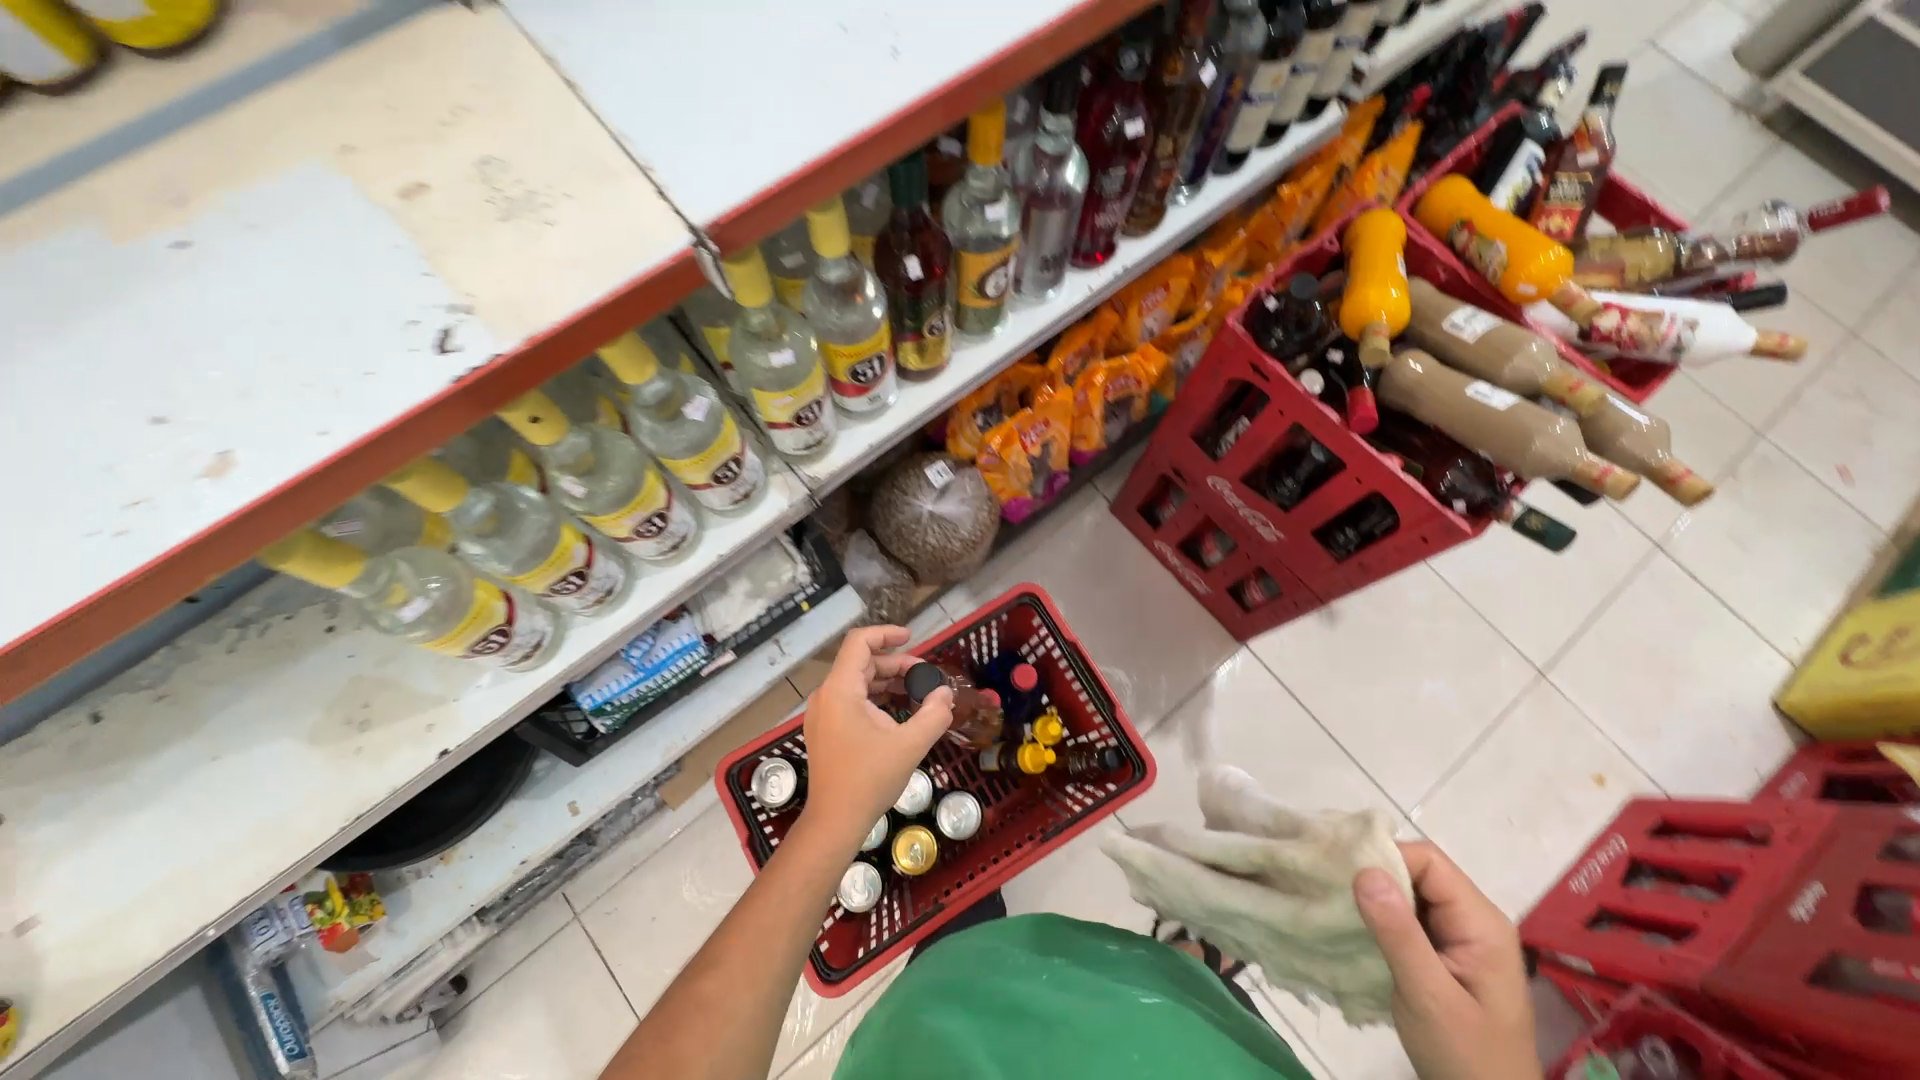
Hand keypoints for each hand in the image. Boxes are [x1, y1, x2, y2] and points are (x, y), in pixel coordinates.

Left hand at [798, 626, 952, 846]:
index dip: (886, 633)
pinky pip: (851, 701)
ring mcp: (822, 714)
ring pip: (857, 683)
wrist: (835, 820)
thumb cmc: (869, 779)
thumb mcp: (910, 745)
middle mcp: (826, 696)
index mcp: (841, 690)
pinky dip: (875, 699)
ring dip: (887, 682)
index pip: (859, 642)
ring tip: (917, 692)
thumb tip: (945, 694)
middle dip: (895, 664)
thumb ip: (933, 714)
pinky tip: (898, 713)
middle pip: (861, 663)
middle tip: (926, 677)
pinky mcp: (825, 731)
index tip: (911, 638)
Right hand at [1354, 843, 1539, 1079]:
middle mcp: (1474, 920)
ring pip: (1411, 895)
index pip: (1428, 862)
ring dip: (1375, 899)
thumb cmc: (1465, 1054)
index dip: (1384, 858)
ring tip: (1333, 905)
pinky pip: (1410, 919)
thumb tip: (1364, 870)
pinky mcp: (1445, 954)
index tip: (1339, 872)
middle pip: (1418, 873)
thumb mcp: (1428, 995)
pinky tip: (1354, 930)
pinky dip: (1381, 920)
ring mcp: (1461, 938)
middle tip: (1328, 887)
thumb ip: (1398, 932)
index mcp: (1480, 922)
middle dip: (1374, 875)